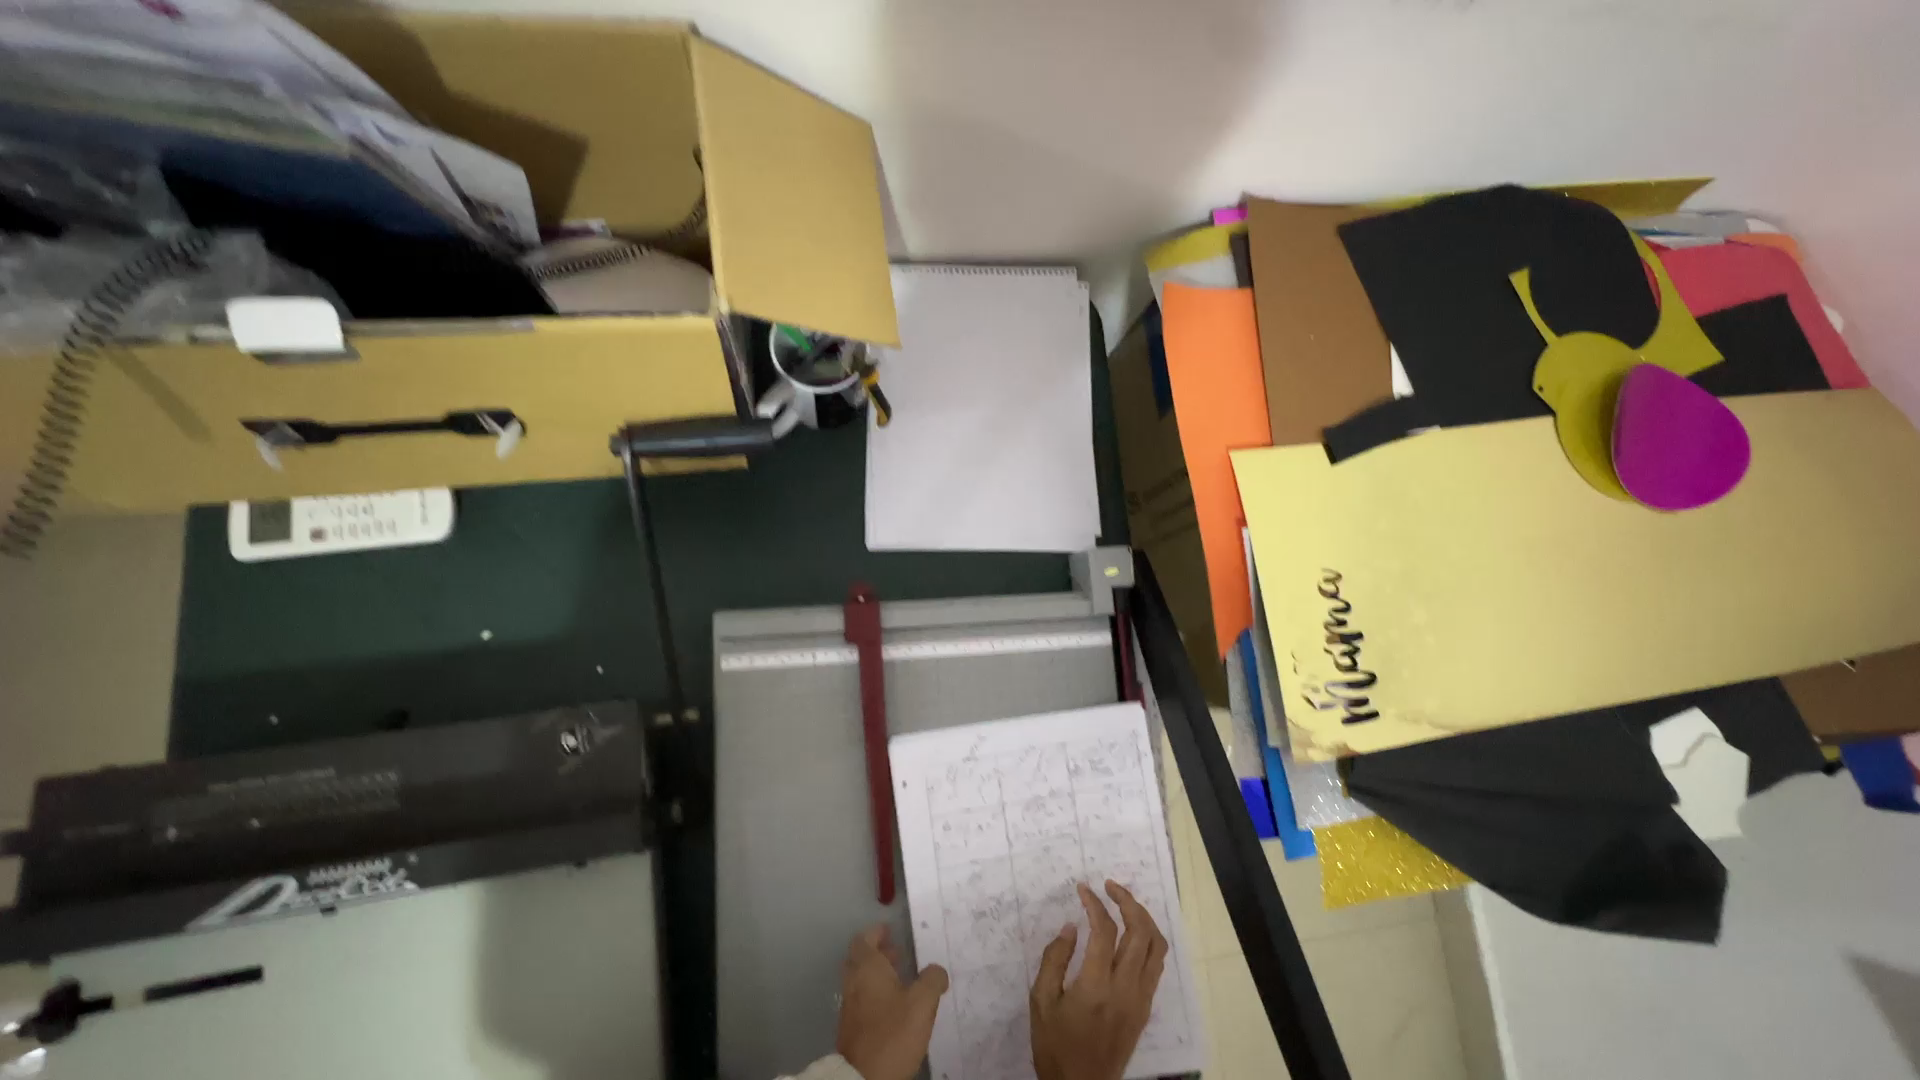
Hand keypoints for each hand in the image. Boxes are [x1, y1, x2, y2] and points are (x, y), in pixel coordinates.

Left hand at [835, 924, 949, 1079]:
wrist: (864, 1078)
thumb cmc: (892, 1032)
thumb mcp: (922, 1003)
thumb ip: (932, 980)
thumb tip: (936, 970)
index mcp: (867, 968)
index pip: (864, 939)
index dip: (876, 932)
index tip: (891, 931)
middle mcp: (853, 982)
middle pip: (860, 958)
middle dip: (878, 953)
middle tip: (898, 954)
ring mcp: (849, 1005)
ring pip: (860, 980)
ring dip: (877, 975)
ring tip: (901, 981)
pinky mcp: (851, 1027)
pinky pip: (861, 999)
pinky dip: (875, 994)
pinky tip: (894, 1007)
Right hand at [1029, 881, 1168, 1079]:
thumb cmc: (1055, 1046)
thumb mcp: (1041, 1002)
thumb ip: (1054, 960)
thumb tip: (1071, 928)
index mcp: (1096, 985)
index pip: (1104, 931)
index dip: (1094, 904)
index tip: (1083, 889)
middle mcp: (1125, 988)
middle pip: (1140, 931)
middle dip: (1127, 901)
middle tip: (1109, 886)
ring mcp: (1140, 998)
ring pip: (1156, 947)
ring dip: (1143, 918)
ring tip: (1125, 904)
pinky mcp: (1145, 1008)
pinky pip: (1155, 965)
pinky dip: (1147, 941)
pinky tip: (1130, 934)